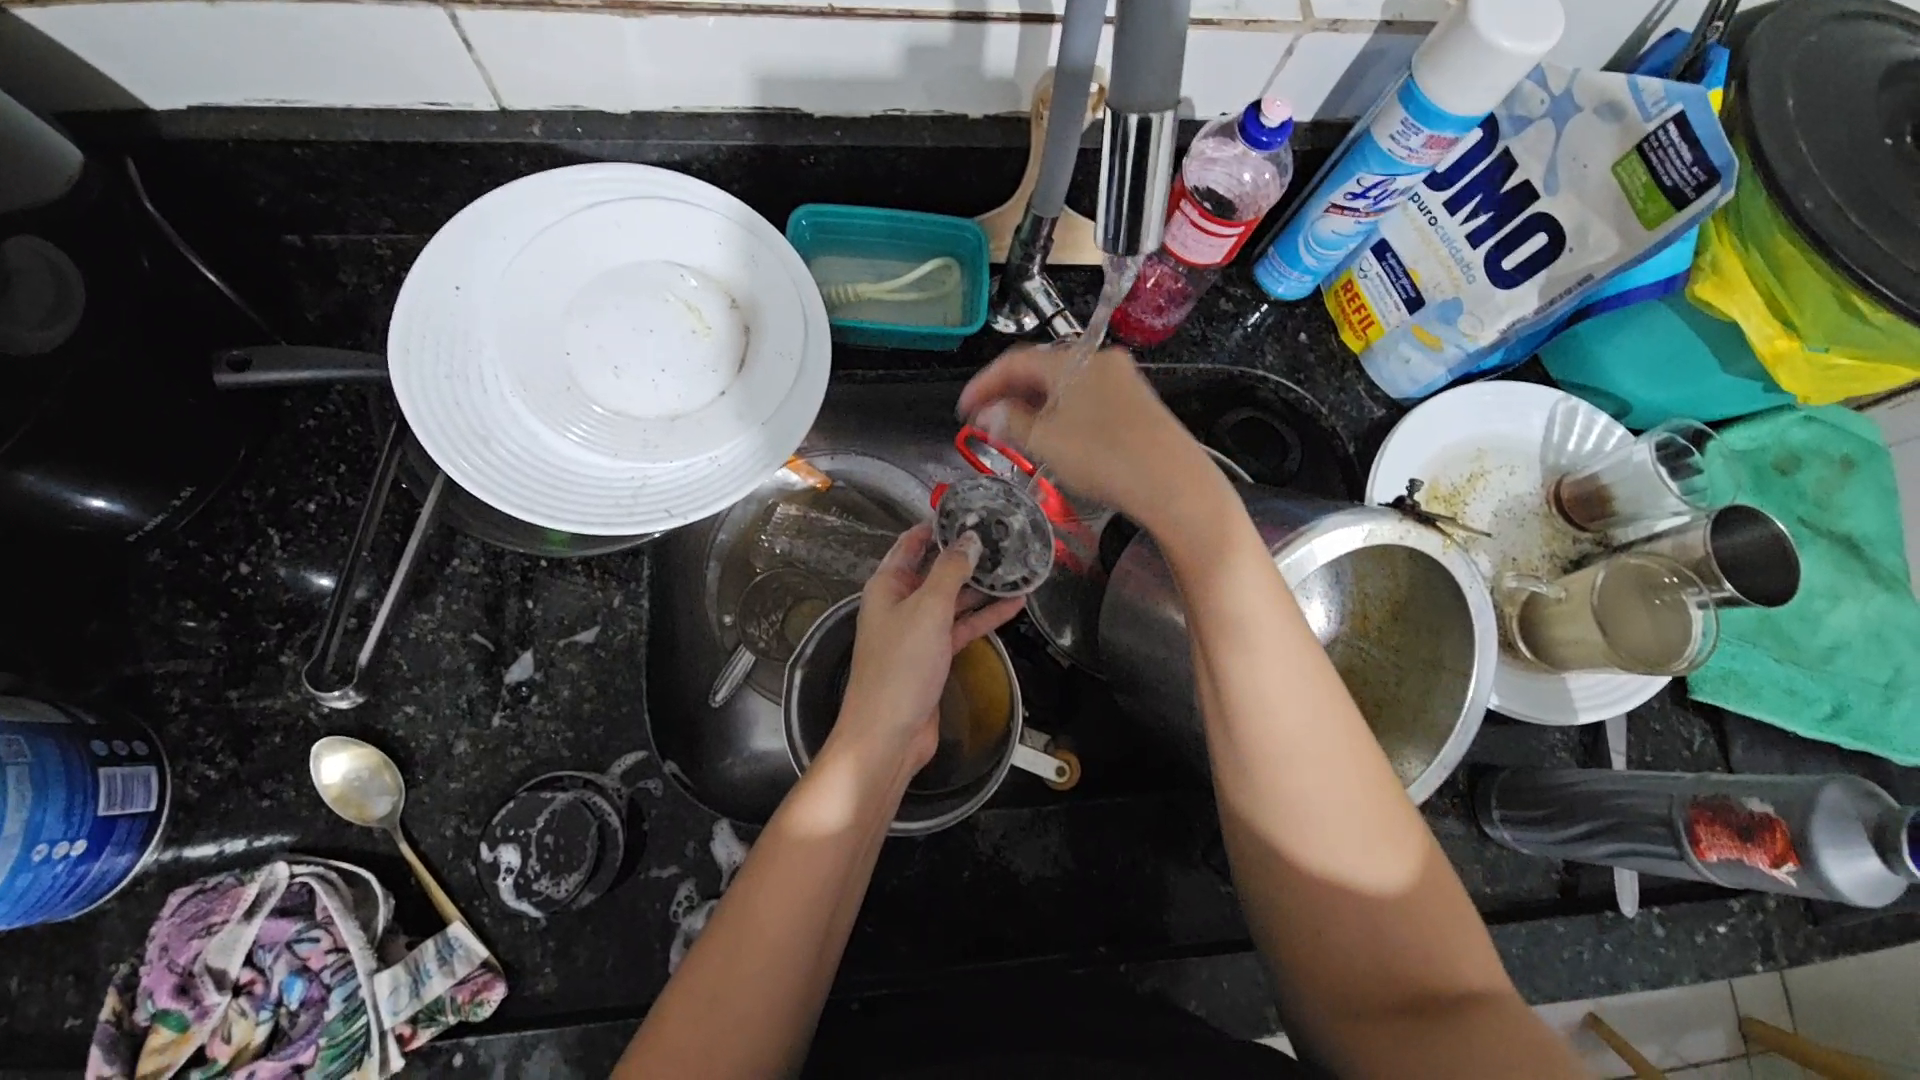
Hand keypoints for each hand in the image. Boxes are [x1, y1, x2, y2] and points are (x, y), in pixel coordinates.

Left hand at [829, 525, 1024, 774]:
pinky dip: (985, 617)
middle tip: (1006, 538)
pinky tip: (1015, 605)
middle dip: (968, 555)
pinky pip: (962, 627)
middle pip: (937, 570)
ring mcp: (918, 630)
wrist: (888, 733)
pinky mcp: (934, 655)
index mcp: (888, 585)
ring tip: (1019, 567)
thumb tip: (969, 539)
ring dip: (983, 587)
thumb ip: (950, 571)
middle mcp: (900, 602)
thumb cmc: (900, 666)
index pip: (912, 543)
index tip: (972, 511)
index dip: (939, 525)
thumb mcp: (928, 609)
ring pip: (954, 599)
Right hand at [956, 345, 1222, 536]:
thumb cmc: (1105, 458)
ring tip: (1016, 434)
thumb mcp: (1046, 441)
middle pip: (1042, 370)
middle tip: (986, 422)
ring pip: (1065, 386)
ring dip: (1035, 406)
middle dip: (1010, 395)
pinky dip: (1062, 414)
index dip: (984, 384)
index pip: (1015, 361)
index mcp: (1073, 360)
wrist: (1174, 483)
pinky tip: (1056, 438)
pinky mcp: (1137, 404)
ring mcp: (1122, 380)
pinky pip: (1087, 399)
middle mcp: (1099, 360)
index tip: (963, 409)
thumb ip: (1009, 422)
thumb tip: (986, 412)